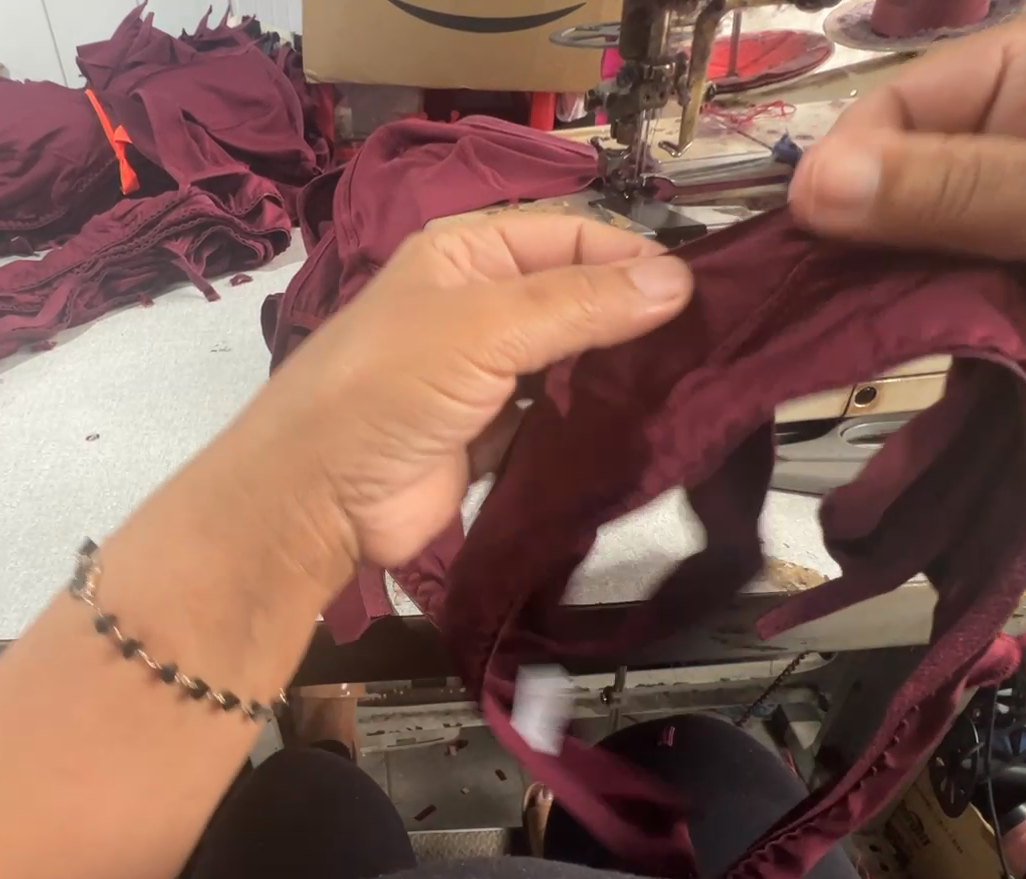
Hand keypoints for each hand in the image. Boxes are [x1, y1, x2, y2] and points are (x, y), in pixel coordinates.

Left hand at [228, 214, 692, 570]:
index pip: (567, 236)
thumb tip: (677, 280)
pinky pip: (550, 417)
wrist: (322, 495)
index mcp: (465, 256)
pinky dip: (586, 420)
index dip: (628, 258)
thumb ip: (577, 305)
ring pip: (566, 361)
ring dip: (612, 372)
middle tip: (703, 343)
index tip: (696, 293)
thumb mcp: (482, 328)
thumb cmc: (390, 388)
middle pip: (571, 299)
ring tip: (683, 382)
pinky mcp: (489, 435)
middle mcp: (476, 307)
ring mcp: (482, 375)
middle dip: (628, 317)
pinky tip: (635, 424)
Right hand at [787, 0, 1025, 418]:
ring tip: (848, 324)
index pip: (907, 103)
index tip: (807, 240)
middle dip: (857, 234)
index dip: (847, 167)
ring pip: (905, 238)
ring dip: (880, 282)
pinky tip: (890, 339)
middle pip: (897, 173)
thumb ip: (946, 190)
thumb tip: (805, 188)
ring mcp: (1017, 204)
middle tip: (817, 296)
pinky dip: (909, 314)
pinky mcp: (1013, 272)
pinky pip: (932, 286)